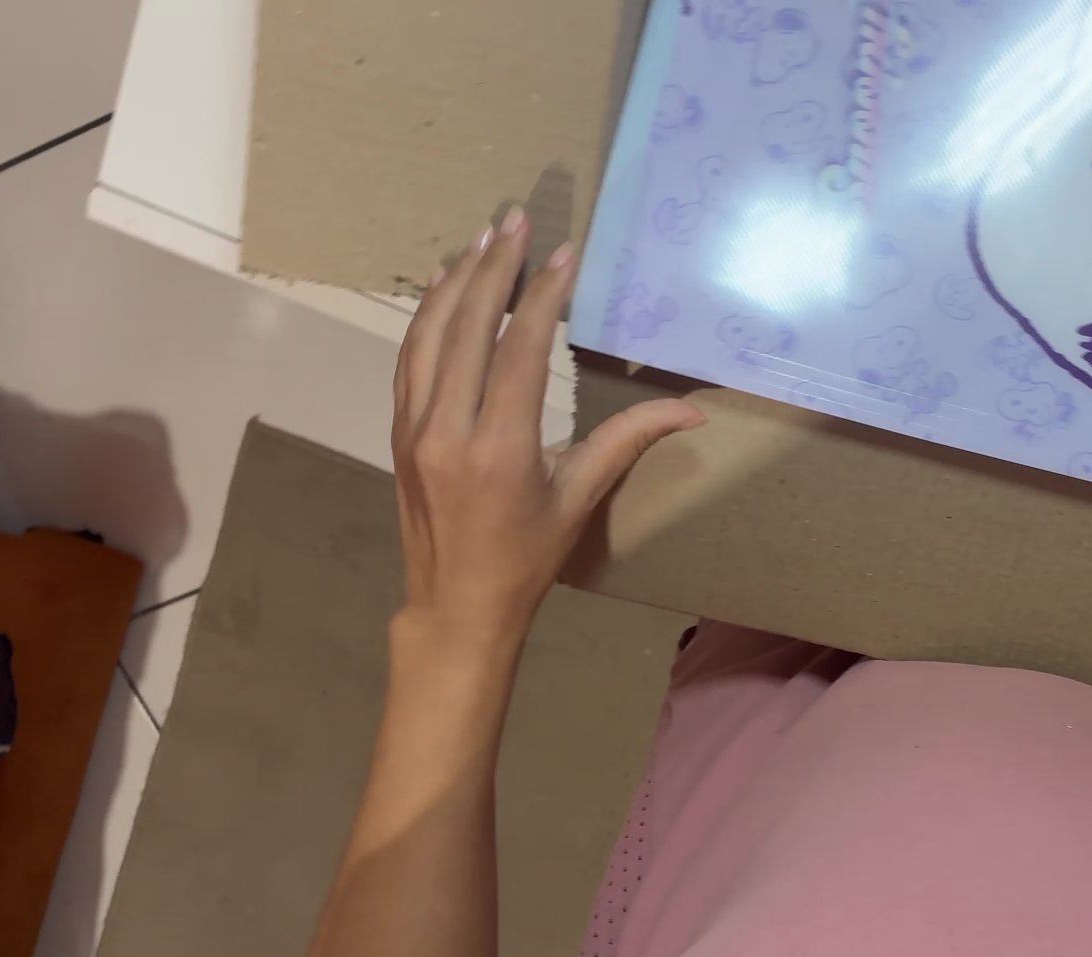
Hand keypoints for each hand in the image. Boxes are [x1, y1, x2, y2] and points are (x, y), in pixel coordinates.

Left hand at [391, 207, 704, 645]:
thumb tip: (692, 412)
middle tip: (515, 218)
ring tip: (482, 239)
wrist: (457, 603)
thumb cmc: (529, 556)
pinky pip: (411, 358)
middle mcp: (447, 428)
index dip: (542, 296)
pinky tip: (445, 290)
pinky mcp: (399, 430)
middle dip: (492, 267)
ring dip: (455, 281)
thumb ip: (629, 441)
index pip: (519, 350)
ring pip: (428, 335)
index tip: (562, 254)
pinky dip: (428, 315)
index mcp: (500, 448)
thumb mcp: (581, 499)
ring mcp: (413, 428)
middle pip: (465, 327)